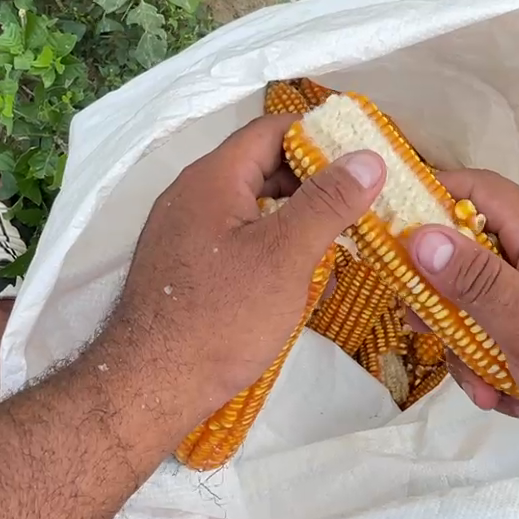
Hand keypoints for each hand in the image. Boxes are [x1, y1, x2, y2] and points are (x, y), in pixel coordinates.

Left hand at [98, 113, 384, 426]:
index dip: (319, 135)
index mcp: (212, 177)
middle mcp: (193, 194)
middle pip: (262, 166)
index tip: (361, 155)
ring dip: (295, 215)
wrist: (149, 387)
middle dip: (313, 180)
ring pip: (251, 204)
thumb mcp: (285, 255)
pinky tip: (299, 273)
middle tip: (360, 199)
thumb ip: (327, 202)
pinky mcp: (186, 264)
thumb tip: (369, 158)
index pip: (271, 131)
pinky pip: (237, 236)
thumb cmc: (221, 317)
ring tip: (340, 237)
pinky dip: (272, 242)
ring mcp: (185, 230)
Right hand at [406, 169, 518, 484]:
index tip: (388, 219)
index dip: (433, 191)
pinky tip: (506, 399)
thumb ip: (475, 279)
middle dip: (440, 290)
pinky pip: (499, 336)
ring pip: (479, 302)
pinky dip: (492, 367)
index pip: (481, 189)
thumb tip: (419, 233)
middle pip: (470, 250)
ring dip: (467, 343)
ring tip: (479, 387)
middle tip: (416, 322)